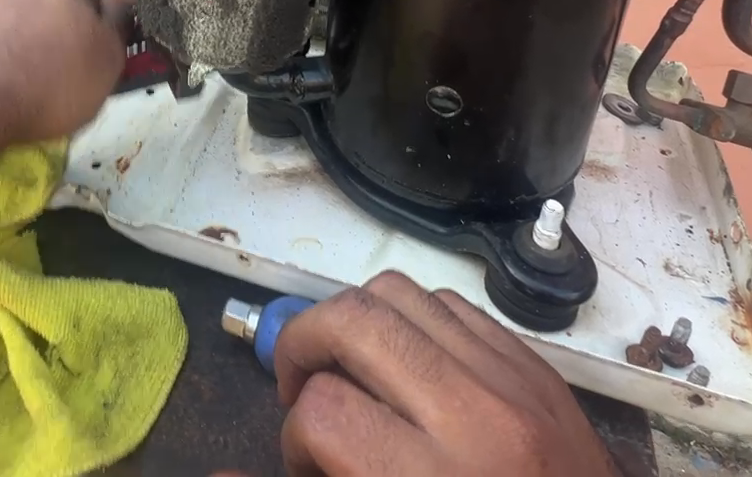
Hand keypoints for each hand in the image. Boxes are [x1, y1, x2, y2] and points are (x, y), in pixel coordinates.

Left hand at [0, 0, 135, 142]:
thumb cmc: (52, 86)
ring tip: (29, 85)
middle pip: (57, 12)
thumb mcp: (106, 62)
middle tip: (63, 77)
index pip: (95, 6)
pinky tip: (3, 84)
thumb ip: (118, 23)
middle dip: (62, 37)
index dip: (97, 37)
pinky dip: (3, 57)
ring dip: (31, 46)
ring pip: (26, 26)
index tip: (92, 64)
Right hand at [272, 272, 614, 476]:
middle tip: (299, 384)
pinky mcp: (536, 364)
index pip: (325, 413)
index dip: (294, 437)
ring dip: (352, 322)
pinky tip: (407, 363)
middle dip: (302, 344)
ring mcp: (514, 379)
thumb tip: (215, 473)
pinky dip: (408, 321)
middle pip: (353, 321)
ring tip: (350, 365)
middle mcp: (479, 417)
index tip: (304, 463)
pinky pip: (448, 303)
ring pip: (396, 292)